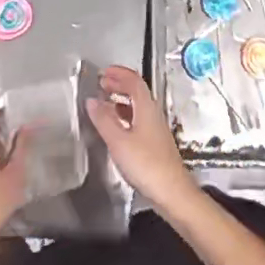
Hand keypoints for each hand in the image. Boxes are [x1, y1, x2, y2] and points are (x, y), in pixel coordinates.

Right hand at [84, 66, 195, 208]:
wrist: (172, 192)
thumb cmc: (146, 164)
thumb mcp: (119, 141)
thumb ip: (104, 119)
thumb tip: (92, 100)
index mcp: (146, 108)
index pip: (134, 81)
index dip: (119, 73)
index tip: (103, 72)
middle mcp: (153, 114)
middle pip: (137, 91)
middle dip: (119, 84)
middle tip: (101, 84)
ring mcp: (155, 129)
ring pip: (137, 106)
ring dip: (121, 100)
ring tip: (103, 103)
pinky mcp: (154, 143)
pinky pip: (137, 119)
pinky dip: (124, 116)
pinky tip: (114, 127)